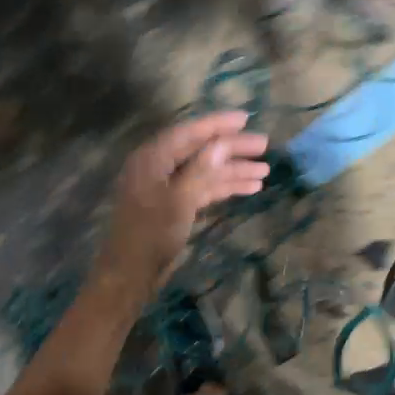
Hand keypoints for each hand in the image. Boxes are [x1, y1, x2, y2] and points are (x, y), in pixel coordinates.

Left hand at [91, 112, 270, 296]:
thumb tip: (222, 143)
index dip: (218, 124)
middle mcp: (159, 166)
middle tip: (264, 145)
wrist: (130, 276)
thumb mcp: (179, 200)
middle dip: (232, 148)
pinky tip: (249, 188)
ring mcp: (166, 186)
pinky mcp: (174, 205)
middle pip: (200, 150)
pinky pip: (202, 188)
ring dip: (232, 170)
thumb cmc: (151, 235)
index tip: (246, 119)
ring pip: (204, 170)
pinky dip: (223, 187)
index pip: (189, 132)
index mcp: (152, 158)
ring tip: (265, 170)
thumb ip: (201, 170)